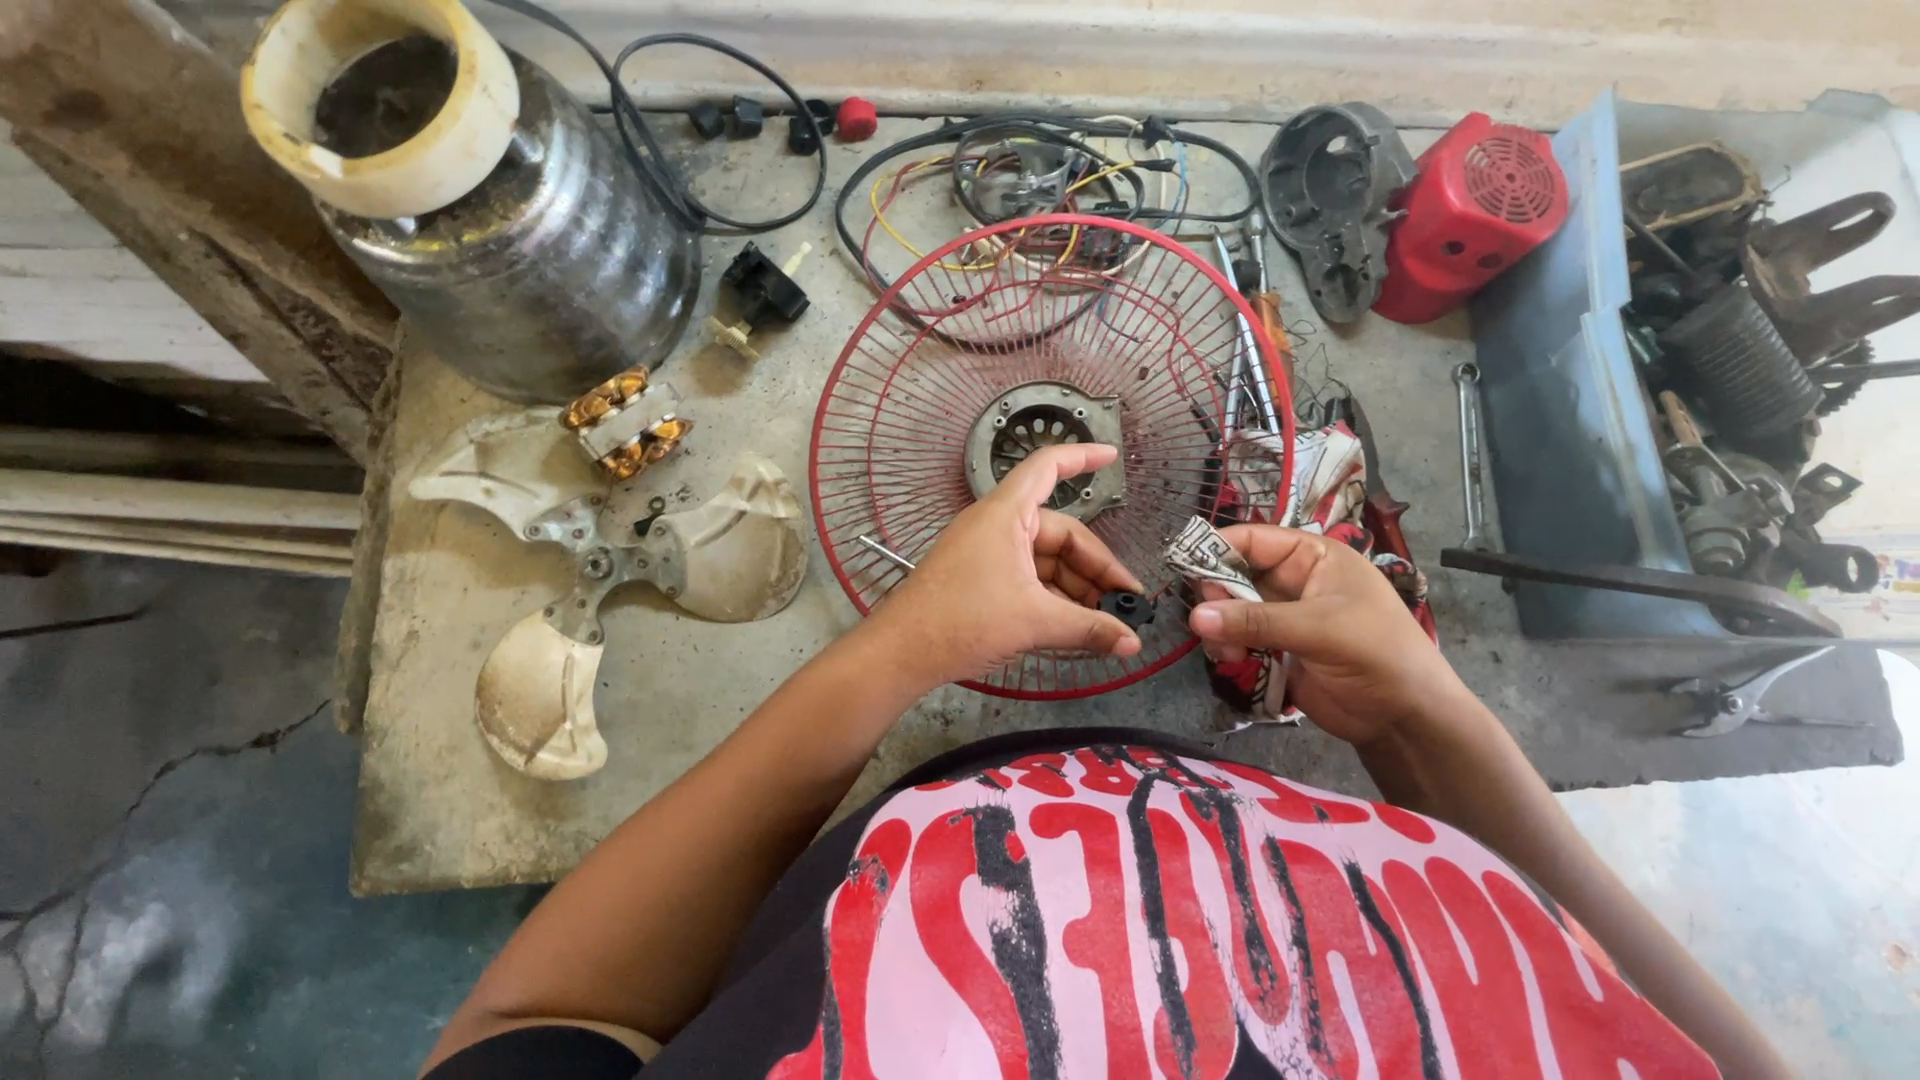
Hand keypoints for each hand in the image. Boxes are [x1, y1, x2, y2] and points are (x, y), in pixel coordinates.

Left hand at [864, 443, 1144, 688]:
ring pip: (1047, 563)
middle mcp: (997, 526)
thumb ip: (1087, 629)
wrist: (901, 653)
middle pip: (1061, 533)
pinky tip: (1076, 627)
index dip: (1081, 457)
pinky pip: (1028, 580)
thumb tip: (1132, 644)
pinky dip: (1053, 599)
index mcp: (1005, 514)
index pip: (1046, 468)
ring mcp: (987, 554)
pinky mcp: (981, 581)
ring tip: (1106, 623)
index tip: (1112, 456)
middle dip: (1095, 568)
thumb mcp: (1032, 621)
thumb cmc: (961, 621)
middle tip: (1126, 603)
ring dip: (1077, 590)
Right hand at [1187, 524, 1465, 743]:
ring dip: (1219, 626)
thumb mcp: (1320, 630)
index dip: (1217, 549)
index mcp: (1313, 557)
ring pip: (1230, 607)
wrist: (1405, 719)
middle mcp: (1294, 579)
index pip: (1253, 539)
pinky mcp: (1275, 647)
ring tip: (1225, 651)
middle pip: (1234, 572)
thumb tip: (1195, 616)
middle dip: (1216, 595)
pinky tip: (1231, 659)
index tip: (1185, 570)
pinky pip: (1236, 636)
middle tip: (1208, 621)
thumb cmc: (1377, 655)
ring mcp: (1283, 614)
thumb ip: (1256, 621)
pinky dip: (1226, 645)